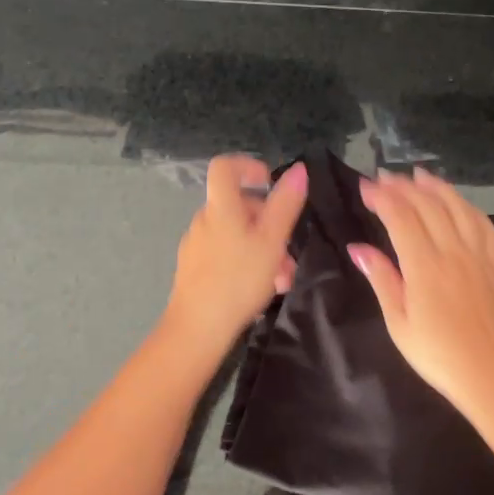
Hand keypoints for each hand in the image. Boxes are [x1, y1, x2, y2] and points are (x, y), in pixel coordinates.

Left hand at [162, 156, 308, 350]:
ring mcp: (196, 245)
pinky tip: (261, 289)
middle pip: (238, 206)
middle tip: (288, 251)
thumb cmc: (238, 280)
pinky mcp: (194, 269)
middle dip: (268, 224)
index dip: (248, 166)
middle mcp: (204, 221)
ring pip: (236, 234)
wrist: (197, 328)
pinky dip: (247, 263)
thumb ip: (285, 204)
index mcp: (220, 208)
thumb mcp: (272, 241)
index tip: (270, 183)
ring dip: (263, 249)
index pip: (224, 167)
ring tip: (281, 278)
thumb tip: (299, 169)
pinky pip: (225, 254)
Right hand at [349, 169, 493, 413]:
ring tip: (419, 176)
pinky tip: (458, 203)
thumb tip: (358, 248)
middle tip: (384, 177)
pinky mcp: (492, 266)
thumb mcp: (398, 322)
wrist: (489, 372)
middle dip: (404, 187)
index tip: (365, 187)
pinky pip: (483, 226)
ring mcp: (476, 256)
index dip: (382, 198)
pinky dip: (467, 208)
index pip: (401, 217)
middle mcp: (452, 252)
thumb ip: (381, 279)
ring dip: (436, 188)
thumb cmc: (436, 353)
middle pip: (428, 206)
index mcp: (424, 266)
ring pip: (457, 208)